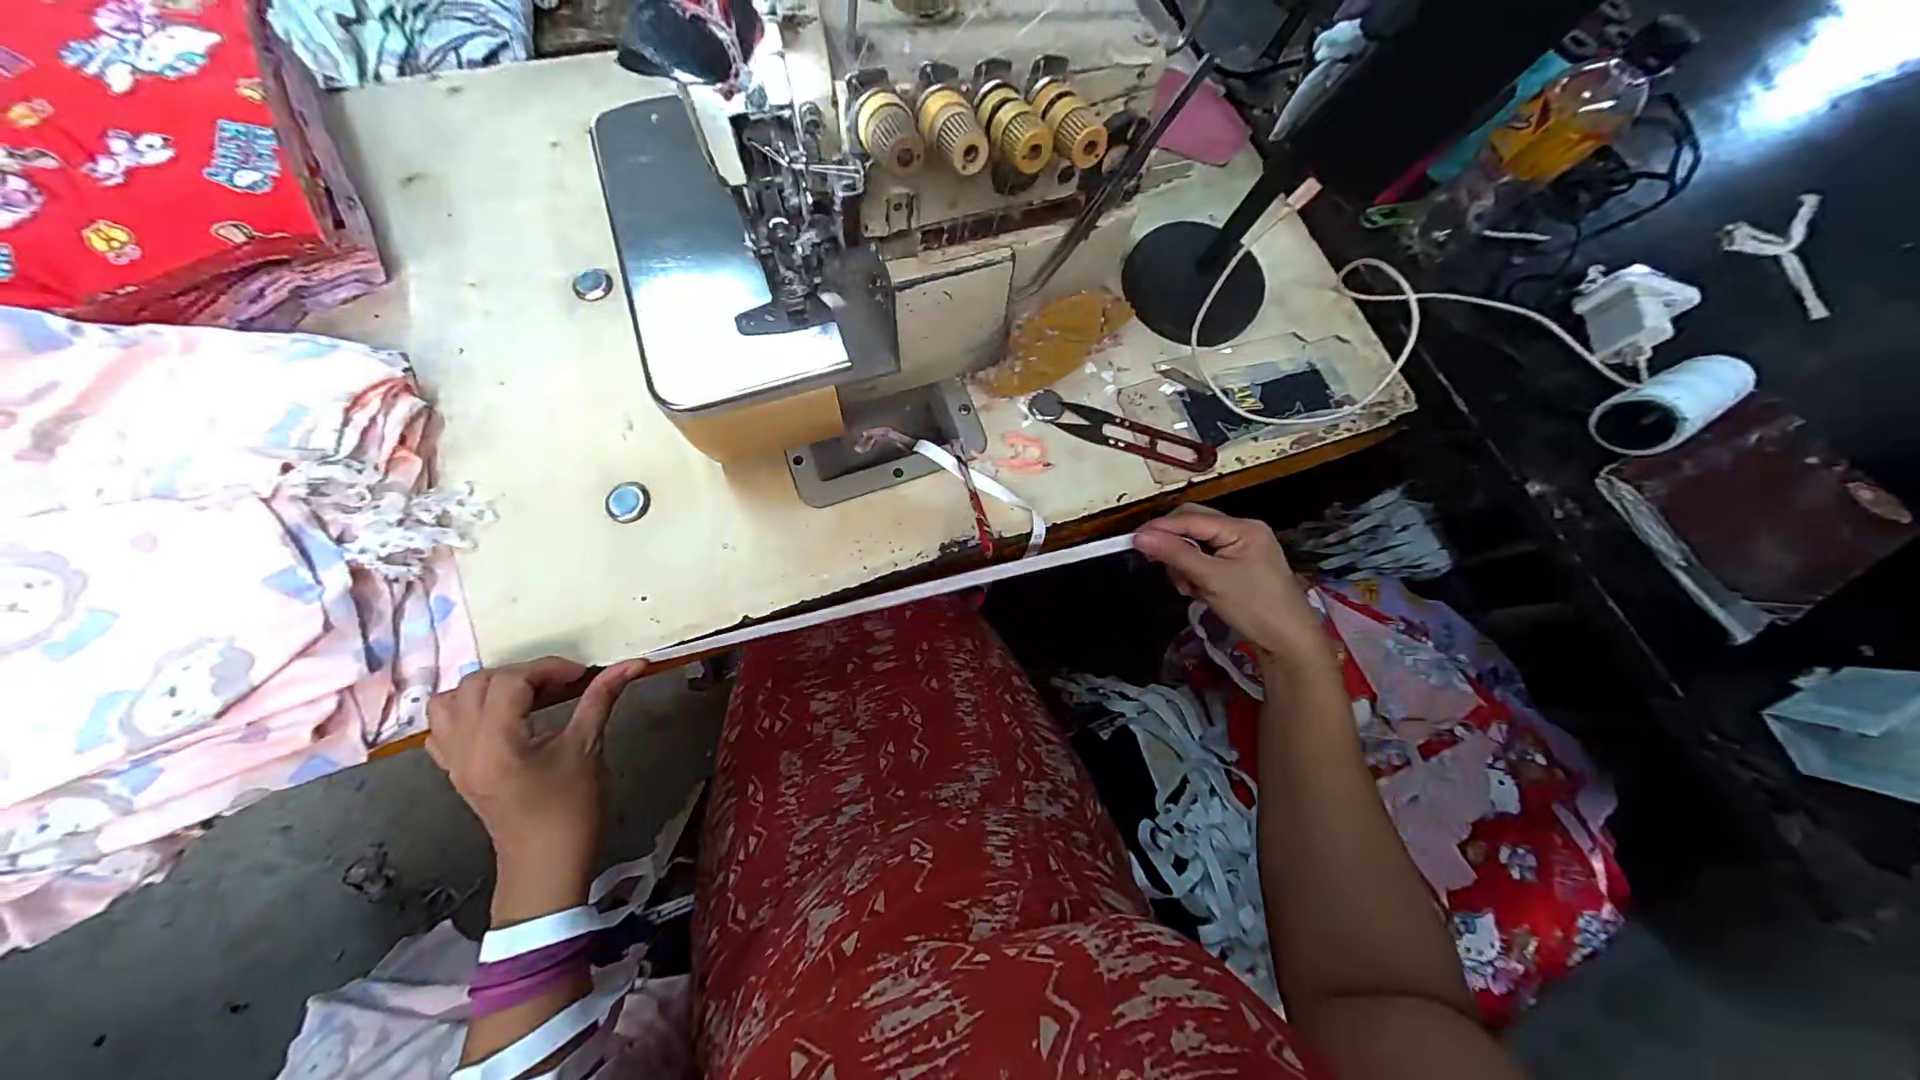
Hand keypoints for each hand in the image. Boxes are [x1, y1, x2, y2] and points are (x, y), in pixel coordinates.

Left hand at [425, 657, 647, 920]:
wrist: (546, 862)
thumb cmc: (571, 808)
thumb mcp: (589, 747)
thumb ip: (602, 698)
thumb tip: (632, 664)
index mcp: (495, 743)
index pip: (510, 681)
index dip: (548, 668)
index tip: (581, 675)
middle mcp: (463, 747)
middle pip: (477, 684)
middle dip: (522, 673)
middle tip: (560, 683)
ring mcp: (452, 760)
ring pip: (449, 701)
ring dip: (487, 688)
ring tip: (526, 695)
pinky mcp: (454, 770)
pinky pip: (442, 727)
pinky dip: (466, 711)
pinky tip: (500, 716)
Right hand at [1133, 505, 1333, 670]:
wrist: (1287, 642)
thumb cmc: (1255, 607)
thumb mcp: (1211, 579)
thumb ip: (1175, 554)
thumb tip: (1140, 537)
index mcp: (1243, 527)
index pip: (1191, 518)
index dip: (1160, 527)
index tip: (1133, 539)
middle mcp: (1242, 531)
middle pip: (1193, 527)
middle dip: (1174, 547)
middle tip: (1158, 565)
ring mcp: (1240, 548)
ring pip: (1195, 545)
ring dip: (1183, 564)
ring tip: (1188, 587)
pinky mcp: (1236, 565)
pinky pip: (1204, 560)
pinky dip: (1194, 574)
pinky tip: (1197, 591)